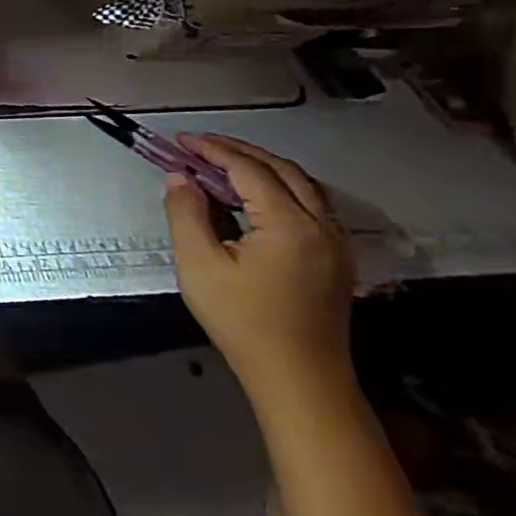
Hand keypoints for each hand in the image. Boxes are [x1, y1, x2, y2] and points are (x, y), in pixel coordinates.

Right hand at [163, 134, 354, 398]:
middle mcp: (322, 227)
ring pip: (303, 187)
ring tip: (221, 163)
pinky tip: (251, 197)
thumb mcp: (198, 262)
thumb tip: (180, 177)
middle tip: (199, 144)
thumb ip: (187, 213)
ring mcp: (335, 245)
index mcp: (289, 225)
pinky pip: (310, 206)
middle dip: (240, 151)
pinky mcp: (334, 260)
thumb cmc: (241, 317)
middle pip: (284, 171)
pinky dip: (278, 188)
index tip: (180, 140)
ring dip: (262, 167)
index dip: (213, 150)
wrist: (297, 374)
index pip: (250, 171)